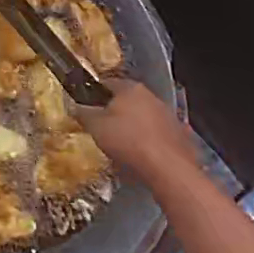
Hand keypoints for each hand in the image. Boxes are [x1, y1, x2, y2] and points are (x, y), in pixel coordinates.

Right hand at [79, 79, 196, 182]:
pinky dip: (150, 144)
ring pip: (144, 118)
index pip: (107, 83)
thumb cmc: (128, 142)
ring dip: (134, 129)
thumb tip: (74, 106)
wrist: (170, 169)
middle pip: (127, 100)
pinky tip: (143, 159)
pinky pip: (157, 136)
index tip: (87, 108)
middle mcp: (151, 95)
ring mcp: (168, 115)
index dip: (95, 95)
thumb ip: (83, 114)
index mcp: (130, 87)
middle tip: (104, 131)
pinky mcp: (179, 135)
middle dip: (116, 114)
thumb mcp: (96, 127)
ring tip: (123, 150)